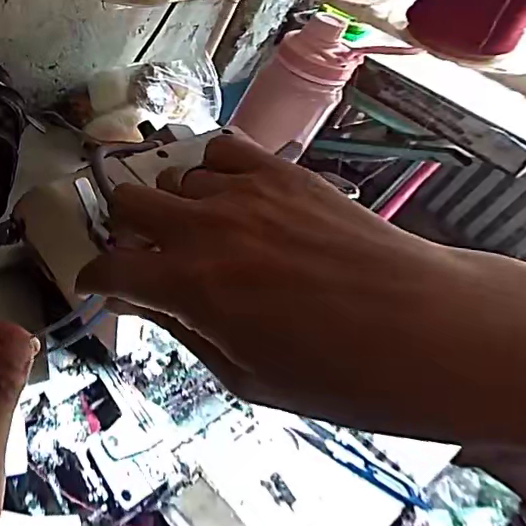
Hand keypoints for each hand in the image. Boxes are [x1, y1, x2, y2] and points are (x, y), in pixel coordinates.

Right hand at [78, 133, 487, 438]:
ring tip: (200, 228)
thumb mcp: (246, 375)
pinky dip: (212, 171)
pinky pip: (221, 149)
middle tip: (147, 253)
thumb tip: (140, 301)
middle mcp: (205, 227)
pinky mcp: (281, 172)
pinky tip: (230, 195)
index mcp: (190, 285)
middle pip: (128, 201)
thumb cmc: (341, 376)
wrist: (430, 331)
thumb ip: (182, 330)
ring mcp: (244, 191)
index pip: (110, 268)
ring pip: (173, 175)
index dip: (95, 278)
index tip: (99, 284)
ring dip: (174, 203)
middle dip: (126, 229)